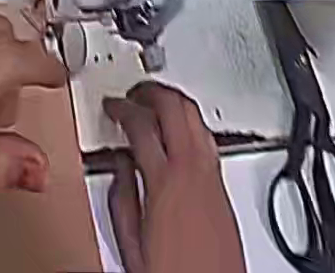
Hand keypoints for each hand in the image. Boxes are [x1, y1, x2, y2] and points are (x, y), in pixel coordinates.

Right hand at [105, 83, 243, 272]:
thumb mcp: (131, 243)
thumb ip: (121, 196)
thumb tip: (118, 163)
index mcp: (164, 180)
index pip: (140, 122)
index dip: (120, 107)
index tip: (112, 105)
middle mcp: (192, 169)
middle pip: (172, 105)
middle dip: (148, 91)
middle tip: (132, 95)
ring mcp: (211, 174)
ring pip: (194, 113)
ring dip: (171, 101)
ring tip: (153, 104)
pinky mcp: (223, 185)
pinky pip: (206, 135)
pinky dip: (188, 121)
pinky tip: (177, 130)